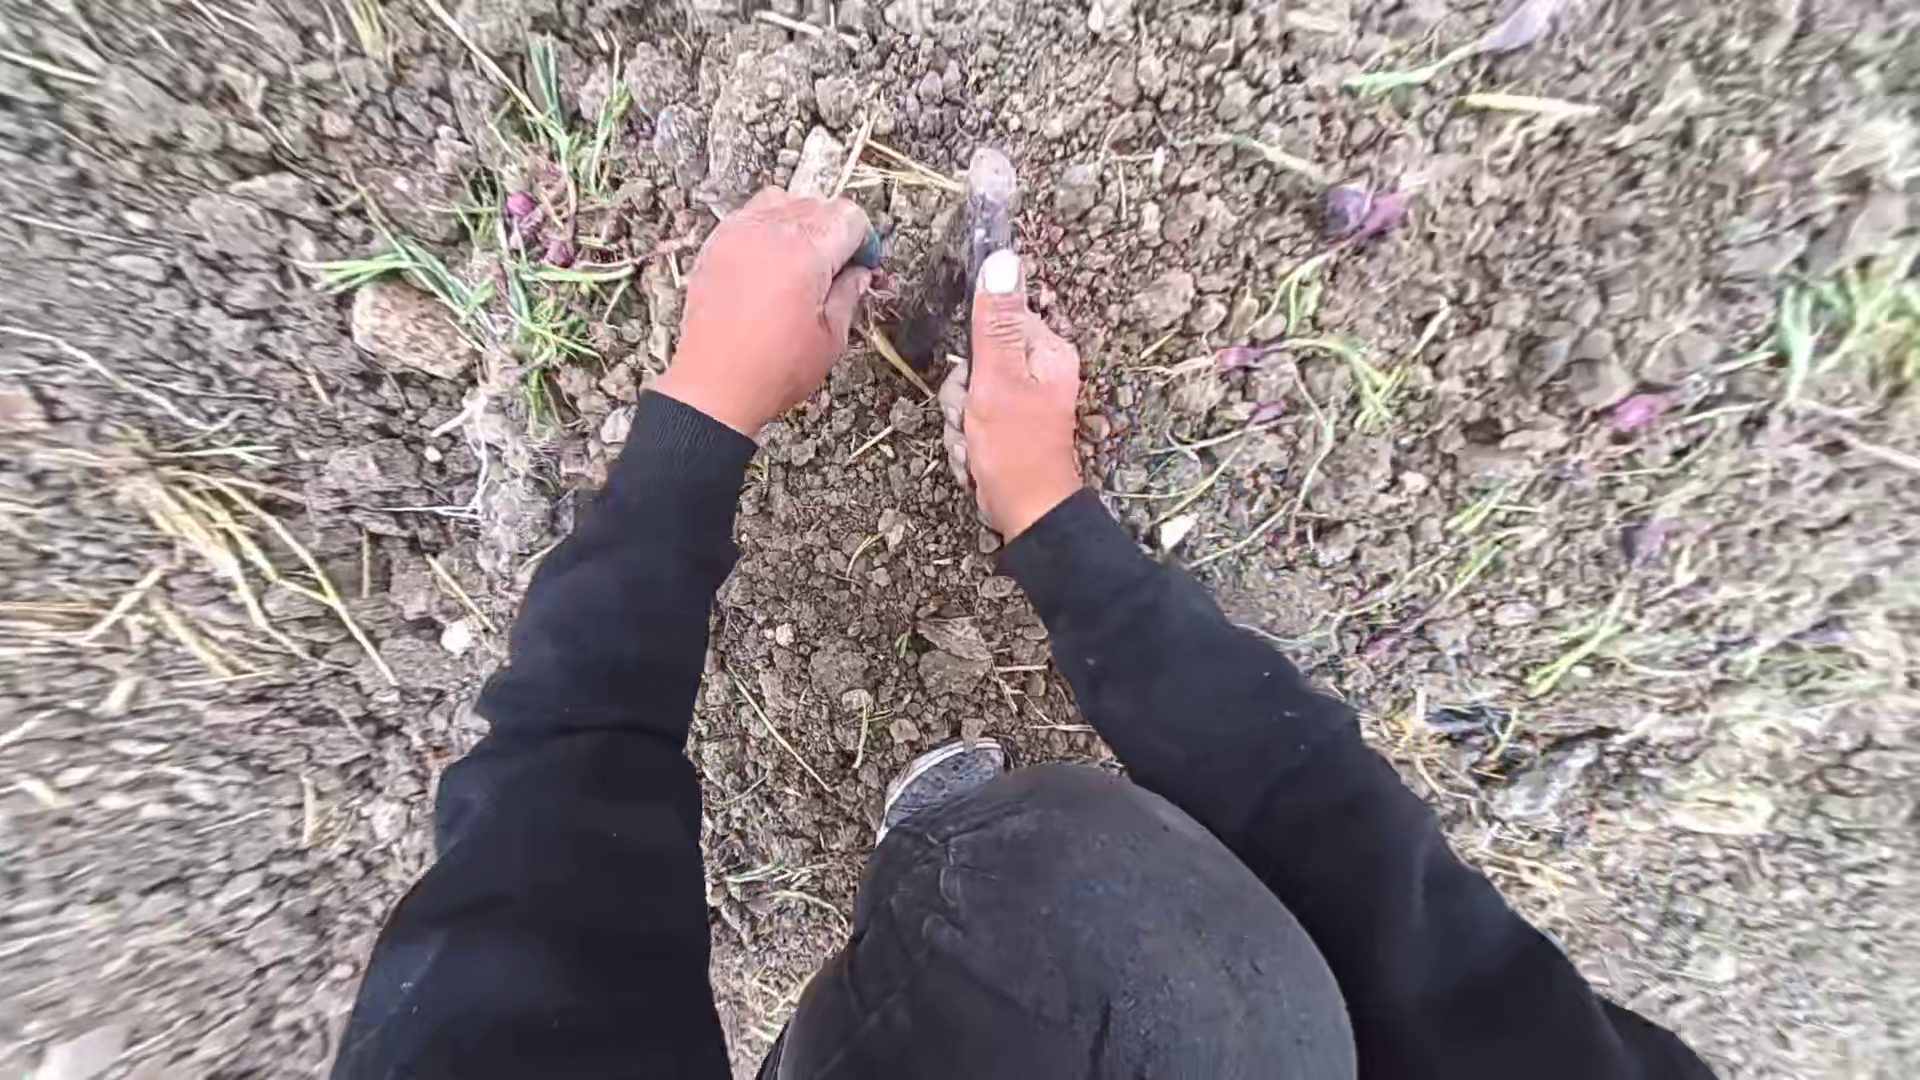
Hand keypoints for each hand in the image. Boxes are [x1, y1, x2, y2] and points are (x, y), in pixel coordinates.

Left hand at [656, 189, 872, 435]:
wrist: (717, 385)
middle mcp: (771, 230)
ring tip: (805, 266)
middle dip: (837, 233)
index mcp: (807, 252)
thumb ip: (850, 295)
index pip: (849, 217)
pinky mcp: (716, 244)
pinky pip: (751, 216)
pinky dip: (771, 230)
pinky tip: (774, 267)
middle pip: (818, 205)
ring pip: (783, 202)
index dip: (865, 242)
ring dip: (803, 225)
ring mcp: (739, 232)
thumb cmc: (775, 369)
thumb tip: (860, 274)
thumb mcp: (832, 339)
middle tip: (840, 274)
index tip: (865, 267)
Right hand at [942, 249, 1082, 537]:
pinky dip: (967, 434)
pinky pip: (972, 413)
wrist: (1024, 509)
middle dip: (963, 392)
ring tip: (974, 438)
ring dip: (961, 417)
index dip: (974, 350)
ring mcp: (1023, 397)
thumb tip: (1002, 260)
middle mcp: (1039, 369)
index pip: (996, 320)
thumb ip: (996, 324)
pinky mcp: (1008, 420)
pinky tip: (976, 451)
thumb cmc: (1015, 450)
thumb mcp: (998, 379)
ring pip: (968, 388)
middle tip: (972, 414)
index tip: (974, 377)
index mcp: (1047, 351)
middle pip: (977, 357)